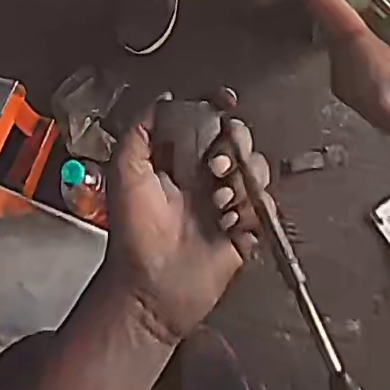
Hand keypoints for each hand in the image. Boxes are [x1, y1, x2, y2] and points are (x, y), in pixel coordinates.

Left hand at [103, 101, 270, 344]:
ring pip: (256, 169)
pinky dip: (251, 211)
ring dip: (242, 180)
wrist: (149, 290)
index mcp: (181, 159)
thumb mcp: (125, 173)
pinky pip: (265, 206)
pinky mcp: (245, 229)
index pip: (208, 121)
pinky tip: (229, 224)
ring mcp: (228, 201)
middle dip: (235, 144)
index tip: (225, 103)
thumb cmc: (133, 234)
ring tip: (219, 202)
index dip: (219, 108)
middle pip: (239, 140)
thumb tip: (164, 98)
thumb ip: (139, 132)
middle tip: (217, 165)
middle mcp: (207, 175)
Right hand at [328, 29, 389, 144]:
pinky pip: (358, 107)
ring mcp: (350, 102)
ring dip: (381, 120)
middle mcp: (364, 108)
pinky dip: (368, 108)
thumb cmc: (374, 51)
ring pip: (369, 119)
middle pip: (383, 127)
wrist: (347, 38)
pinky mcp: (341, 94)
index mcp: (381, 104)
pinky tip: (373, 99)